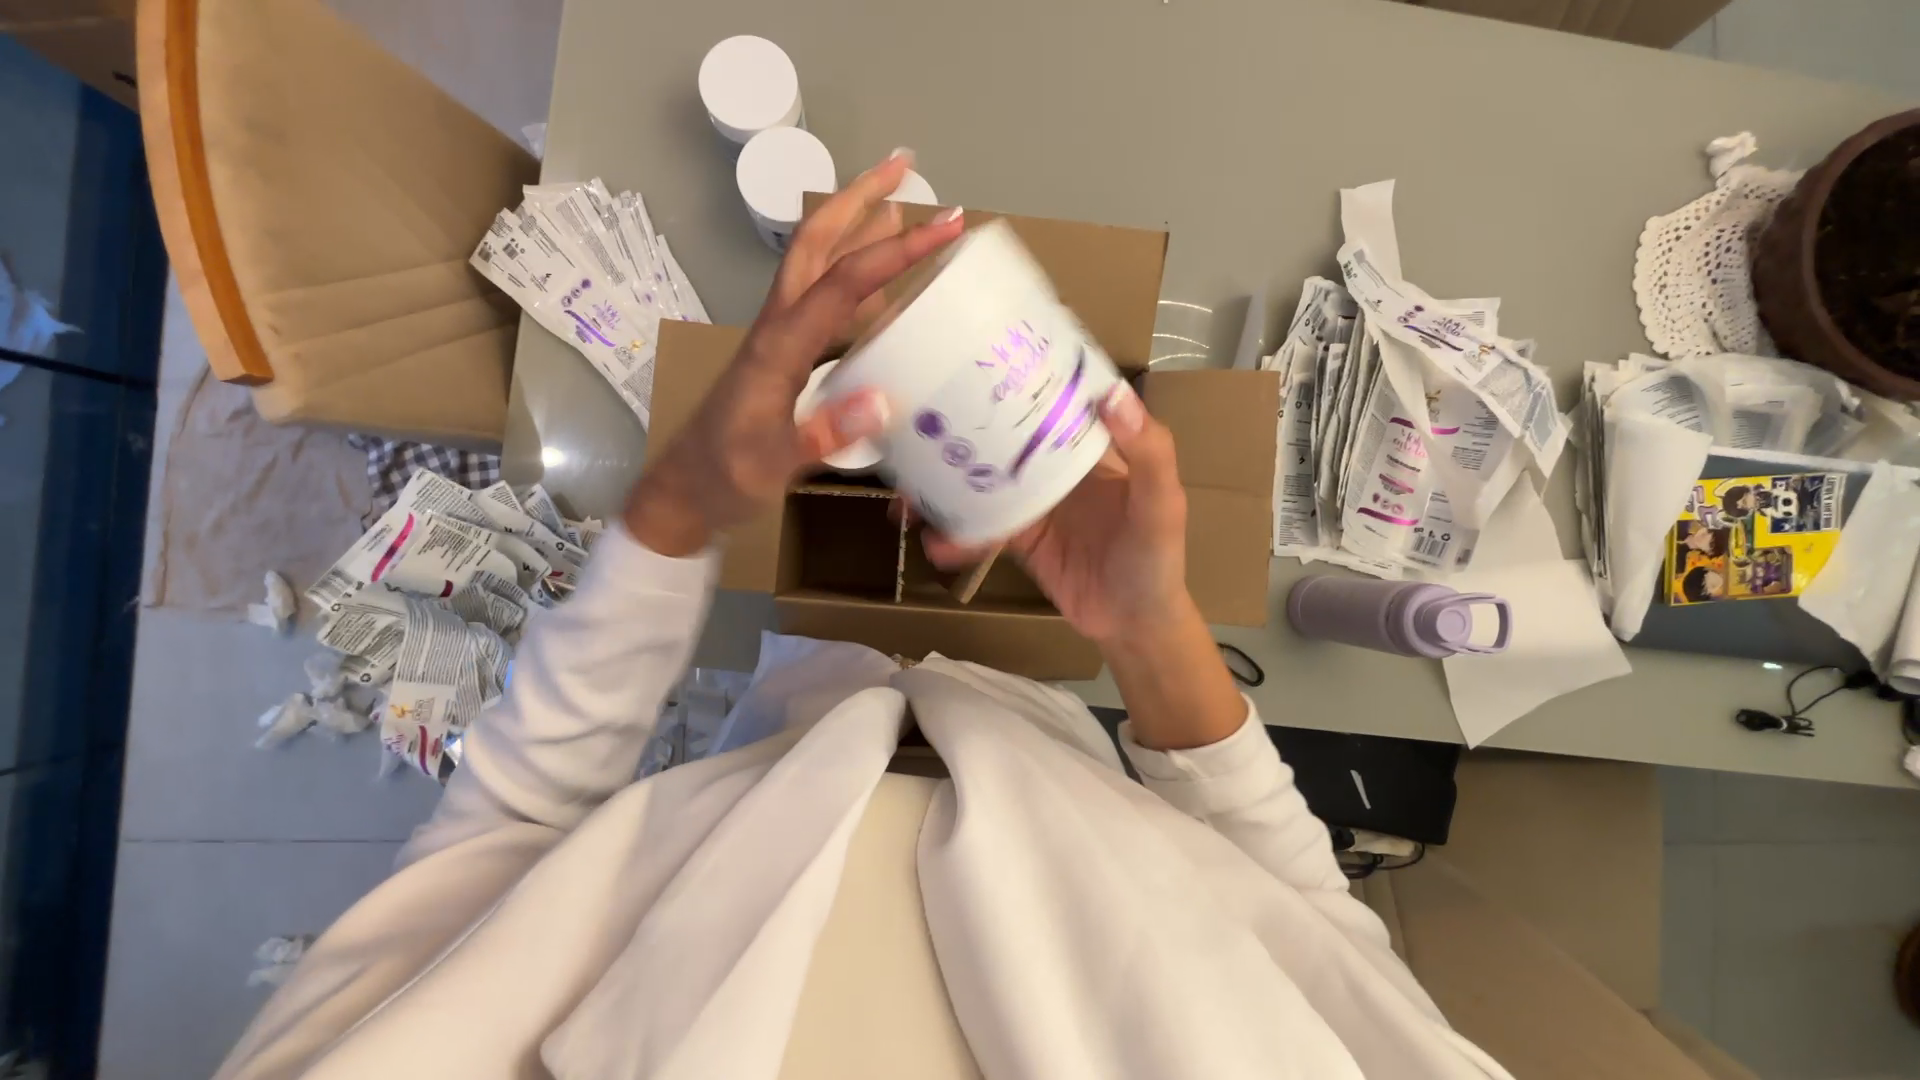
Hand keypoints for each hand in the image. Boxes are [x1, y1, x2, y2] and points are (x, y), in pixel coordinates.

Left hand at [626, 152, 964, 554]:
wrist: (685, 490)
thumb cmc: (726, 477)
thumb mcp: (772, 465)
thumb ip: (821, 436)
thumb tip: (883, 400)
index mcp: (780, 344)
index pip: (843, 282)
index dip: (896, 251)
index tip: (946, 226)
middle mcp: (779, 326)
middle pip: (815, 242)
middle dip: (859, 197)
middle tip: (904, 164)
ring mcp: (780, 337)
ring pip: (816, 262)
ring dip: (855, 226)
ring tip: (900, 205)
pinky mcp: (784, 355)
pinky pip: (824, 300)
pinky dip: (855, 277)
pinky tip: (881, 289)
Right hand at [923, 382, 1194, 646]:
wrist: (1134, 625)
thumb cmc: (1156, 558)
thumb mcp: (1161, 504)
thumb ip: (1148, 451)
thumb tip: (1113, 393)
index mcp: (1090, 447)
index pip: (1052, 401)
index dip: (1018, 382)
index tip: (972, 362)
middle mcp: (1057, 466)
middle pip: (1003, 440)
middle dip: (961, 435)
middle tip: (914, 430)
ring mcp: (1034, 503)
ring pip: (982, 484)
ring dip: (945, 487)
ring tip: (907, 495)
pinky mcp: (1019, 539)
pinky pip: (981, 531)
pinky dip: (957, 538)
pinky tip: (935, 545)